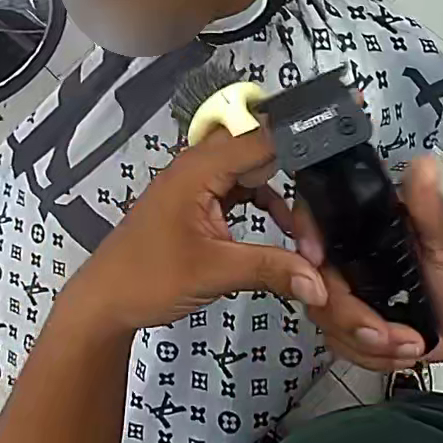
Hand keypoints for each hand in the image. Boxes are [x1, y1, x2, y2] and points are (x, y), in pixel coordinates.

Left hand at [56, 129, 327, 337]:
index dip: (302, 143)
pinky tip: (285, 230)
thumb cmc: (147, 279)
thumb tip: (319, 283)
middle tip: (330, 187)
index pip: (262, 140)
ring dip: (284, 194)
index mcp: (200, 168)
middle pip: (262, 150)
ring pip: (255, 170)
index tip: (337, 149)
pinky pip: (244, 189)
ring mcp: (200, 182)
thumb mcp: (215, 272)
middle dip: (298, 167)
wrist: (105, 303)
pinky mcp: (201, 200)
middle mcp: (201, 165)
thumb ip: (272, 269)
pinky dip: (268, 205)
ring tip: (309, 226)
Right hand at [295, 155, 442, 370]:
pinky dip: (370, 355)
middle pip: (313, 279)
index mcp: (370, 223)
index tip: (316, 263)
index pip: (319, 216)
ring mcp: (349, 289)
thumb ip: (430, 208)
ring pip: (324, 317)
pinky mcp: (351, 323)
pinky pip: (337, 342)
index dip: (306, 235)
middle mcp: (352, 252)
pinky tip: (401, 349)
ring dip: (367, 342)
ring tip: (410, 343)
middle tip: (392, 334)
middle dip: (353, 317)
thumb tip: (424, 163)